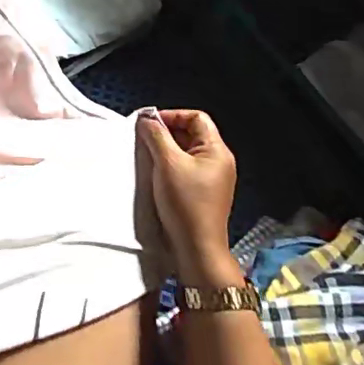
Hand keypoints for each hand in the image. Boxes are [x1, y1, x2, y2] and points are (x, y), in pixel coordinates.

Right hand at [140, 109, 243, 286]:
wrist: (197, 249)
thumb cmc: (185, 204)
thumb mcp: (167, 164)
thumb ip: (156, 136)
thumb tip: (146, 119)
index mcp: (217, 151)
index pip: (196, 118)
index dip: (172, 115)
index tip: (150, 123)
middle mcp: (219, 161)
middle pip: (192, 133)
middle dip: (167, 132)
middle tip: (145, 138)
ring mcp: (213, 178)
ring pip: (187, 151)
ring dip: (166, 149)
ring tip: (148, 155)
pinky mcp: (203, 192)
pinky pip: (186, 168)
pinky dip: (170, 165)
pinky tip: (156, 173)